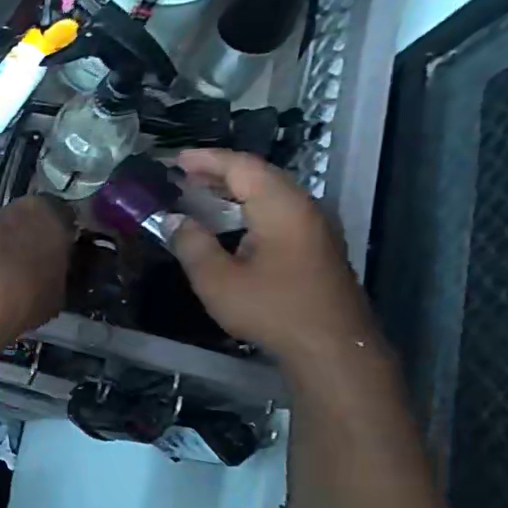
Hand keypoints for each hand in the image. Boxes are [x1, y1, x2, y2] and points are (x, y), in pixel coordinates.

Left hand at [0, 196, 73, 341]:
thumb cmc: (27, 299)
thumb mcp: (53, 294)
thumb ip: (49, 276)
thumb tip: (43, 280)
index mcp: (50, 218)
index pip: (55, 218)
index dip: (47, 239)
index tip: (42, 257)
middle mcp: (16, 207)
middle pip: (15, 218)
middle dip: (11, 237)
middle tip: (7, 265)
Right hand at [169, 149, 378, 369]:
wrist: (332, 348)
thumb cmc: (272, 310)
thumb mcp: (218, 280)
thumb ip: (192, 244)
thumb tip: (174, 220)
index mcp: (280, 205)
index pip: (241, 166)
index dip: (207, 160)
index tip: (176, 159)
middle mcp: (303, 206)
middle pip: (259, 175)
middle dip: (220, 171)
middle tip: (184, 175)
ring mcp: (315, 226)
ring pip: (272, 193)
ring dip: (236, 190)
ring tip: (202, 194)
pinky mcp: (317, 246)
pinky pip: (280, 211)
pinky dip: (251, 206)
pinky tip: (232, 222)